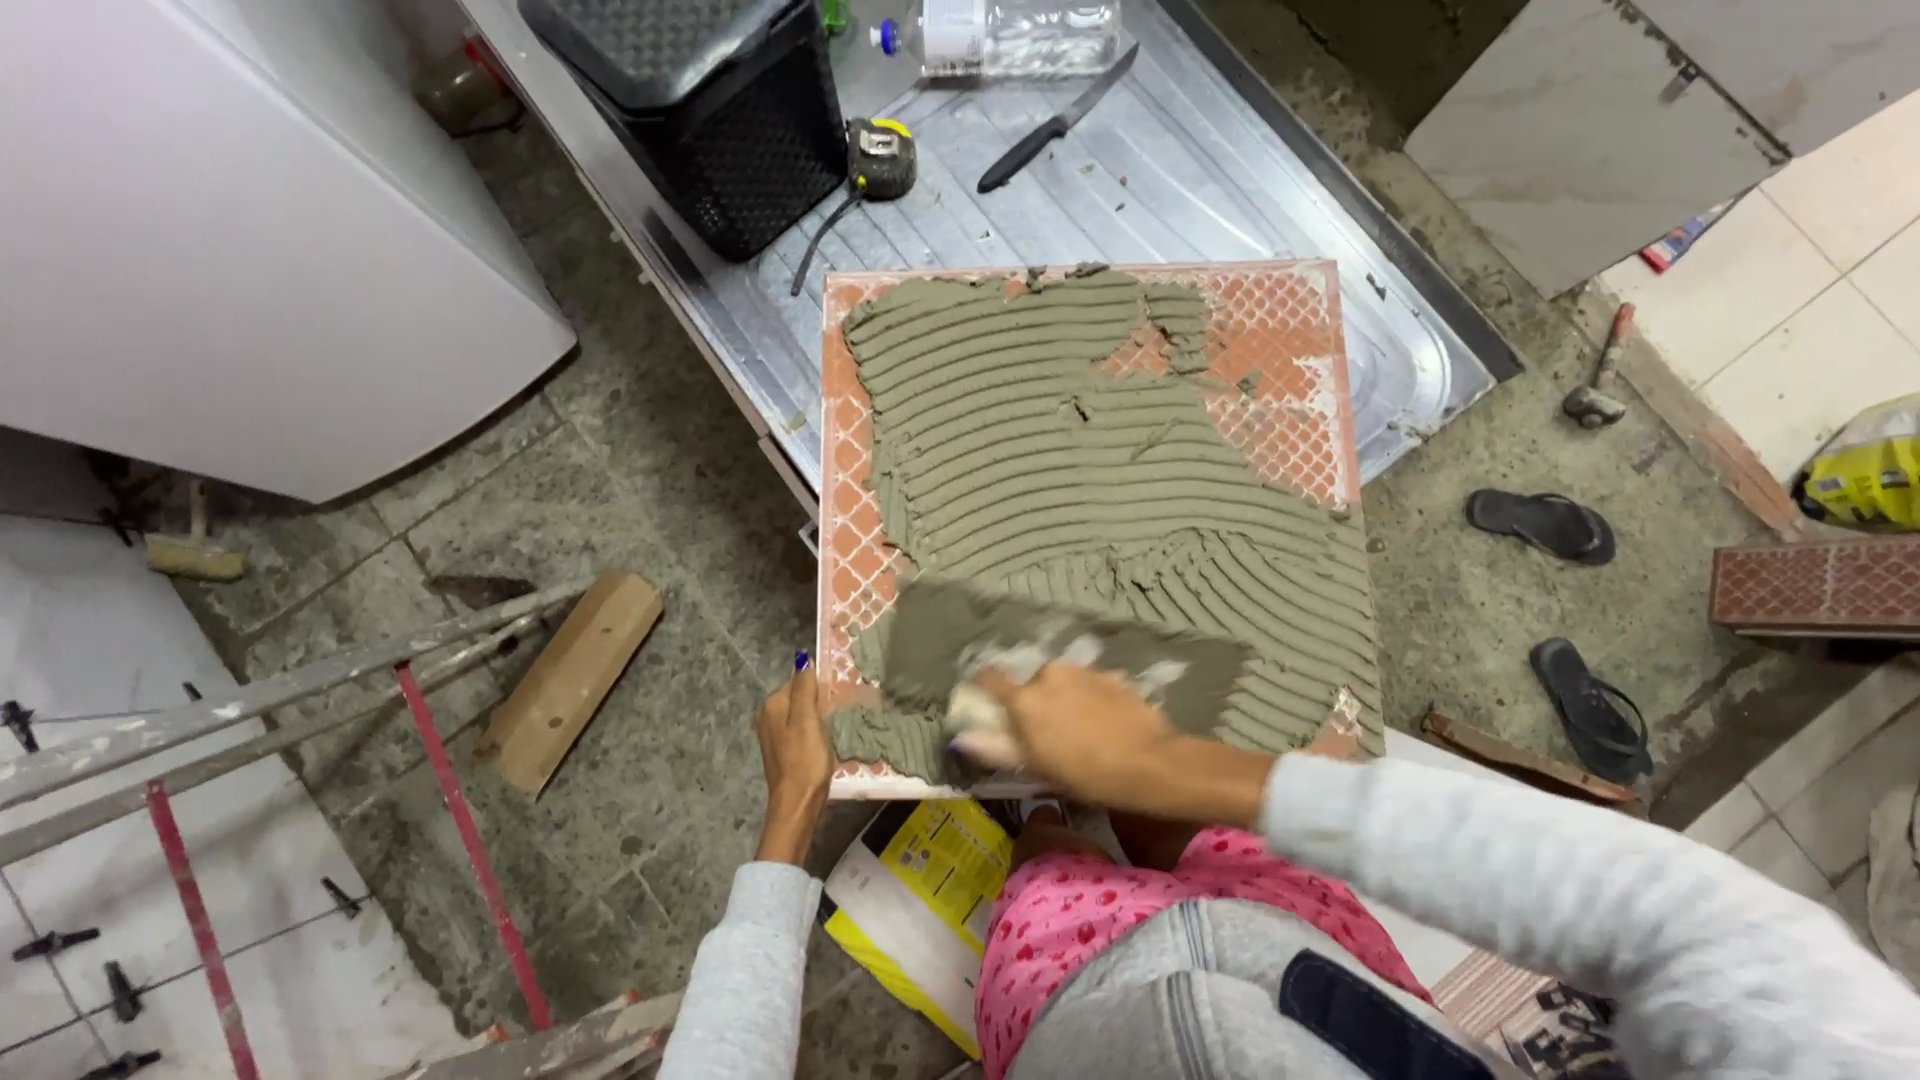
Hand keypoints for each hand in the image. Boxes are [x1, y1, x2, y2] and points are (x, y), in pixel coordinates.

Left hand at [754, 660, 831, 864]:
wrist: (797, 803)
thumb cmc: (805, 759)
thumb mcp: (809, 719)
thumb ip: (805, 688)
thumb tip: (802, 658)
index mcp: (772, 704)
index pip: (799, 681)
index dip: (819, 689)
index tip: (835, 702)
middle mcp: (766, 715)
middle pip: (799, 697)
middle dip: (818, 703)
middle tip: (835, 717)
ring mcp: (771, 735)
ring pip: (800, 715)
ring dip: (816, 719)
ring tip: (831, 732)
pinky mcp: (780, 750)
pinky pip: (798, 730)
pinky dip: (811, 733)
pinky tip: (821, 745)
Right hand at [962, 663, 1178, 802]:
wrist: (1150, 763)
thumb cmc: (1086, 774)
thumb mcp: (1037, 768)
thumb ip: (996, 749)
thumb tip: (964, 738)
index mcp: (1025, 698)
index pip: (990, 678)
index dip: (983, 686)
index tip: (985, 700)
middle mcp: (1050, 673)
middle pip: (1032, 684)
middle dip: (1035, 703)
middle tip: (1048, 733)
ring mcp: (1084, 671)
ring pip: (1063, 682)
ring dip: (1064, 699)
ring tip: (1081, 730)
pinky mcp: (1113, 675)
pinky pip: (1091, 684)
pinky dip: (1090, 699)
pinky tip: (1105, 724)